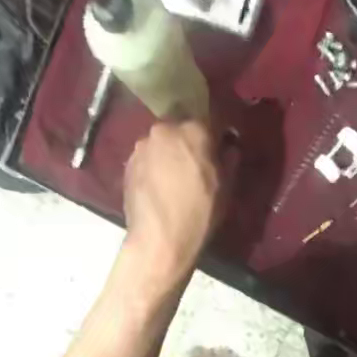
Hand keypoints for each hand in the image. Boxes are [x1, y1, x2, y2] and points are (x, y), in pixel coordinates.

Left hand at [121, 120, 233, 274]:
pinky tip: (160, 185)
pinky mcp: (127, 163)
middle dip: (189, 139)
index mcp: (193, 130)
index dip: (217, 131)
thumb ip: (229, 159)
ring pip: (161, 141)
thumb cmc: (200, 212)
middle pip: (180, 126)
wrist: (160, 239)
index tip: (223, 143)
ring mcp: (141, 146)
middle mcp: (163, 129)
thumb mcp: (226, 187)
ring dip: (170, 152)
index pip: (210, 118)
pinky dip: (155, 165)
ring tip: (176, 176)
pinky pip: (147, 157)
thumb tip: (229, 147)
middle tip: (197, 161)